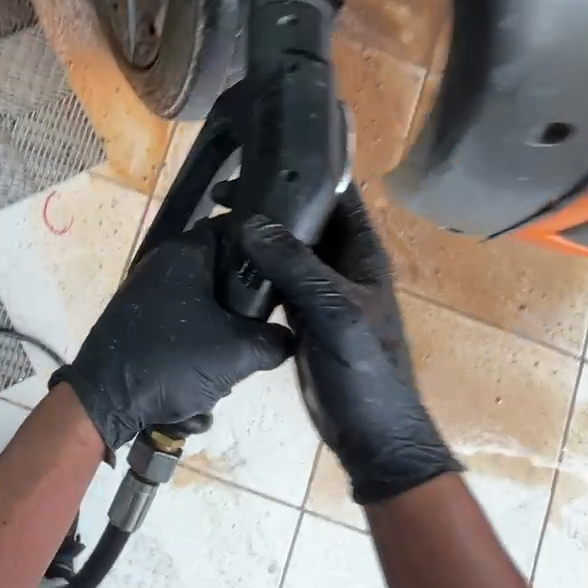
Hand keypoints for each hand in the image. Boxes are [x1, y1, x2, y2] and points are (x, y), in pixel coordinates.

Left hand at [56, 221, 292, 449]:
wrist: (106, 400)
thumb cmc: (172, 362)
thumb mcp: (238, 353)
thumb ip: (274, 340)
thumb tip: (288, 335)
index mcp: (183, 254)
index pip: (233, 229)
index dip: (264, 247)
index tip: (287, 273)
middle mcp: (162, 266)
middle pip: (221, 274)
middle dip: (242, 309)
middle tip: (259, 333)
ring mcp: (146, 296)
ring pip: (203, 309)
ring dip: (218, 342)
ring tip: (224, 371)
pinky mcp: (138, 324)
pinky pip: (180, 332)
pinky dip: (193, 356)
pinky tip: (200, 387)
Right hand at [239, 189, 460, 502]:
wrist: (370, 431)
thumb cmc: (365, 370)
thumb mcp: (334, 312)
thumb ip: (296, 266)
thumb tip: (252, 222)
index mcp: (361, 253)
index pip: (337, 195)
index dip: (306, 170)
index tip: (264, 155)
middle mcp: (342, 264)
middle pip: (306, 218)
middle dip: (270, 199)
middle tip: (224, 190)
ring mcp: (322, 290)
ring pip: (287, 247)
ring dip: (259, 232)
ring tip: (217, 218)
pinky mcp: (302, 313)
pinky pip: (276, 278)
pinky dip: (253, 265)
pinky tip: (224, 262)